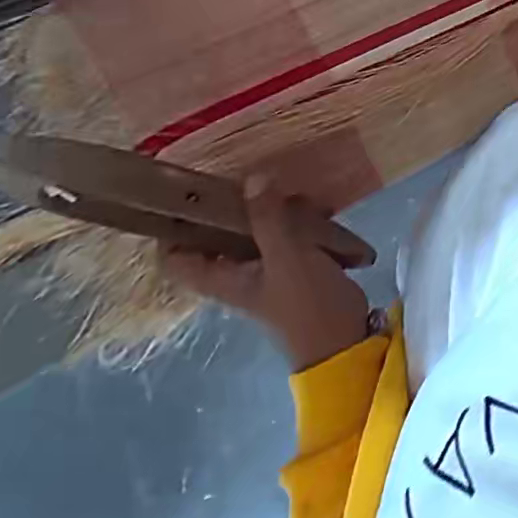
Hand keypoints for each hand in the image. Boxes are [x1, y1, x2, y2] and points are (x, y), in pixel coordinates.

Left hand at [164, 178, 372, 371]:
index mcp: (222, 277)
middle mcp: (238, 273)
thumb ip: (269, 218)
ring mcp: (268, 271)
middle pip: (223, 233)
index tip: (189, 195)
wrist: (344, 339)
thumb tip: (253, 177)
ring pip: (261, 230)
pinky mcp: (296, 269)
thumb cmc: (306, 303)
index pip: (175, 257)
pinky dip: (303, 223)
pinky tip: (325, 213)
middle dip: (244, 206)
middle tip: (263, 185)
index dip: (173, 228)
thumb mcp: (287, 256)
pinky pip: (290, 236)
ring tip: (308, 202)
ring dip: (282, 212)